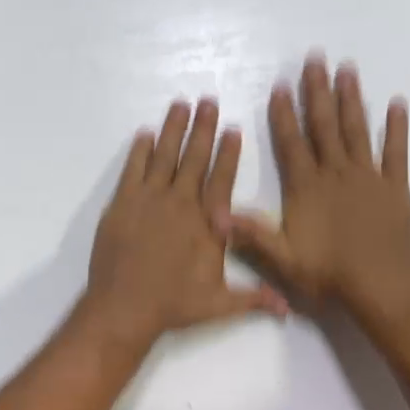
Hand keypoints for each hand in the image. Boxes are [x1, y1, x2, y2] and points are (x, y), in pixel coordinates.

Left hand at [82, 98, 287, 346]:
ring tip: (180, 104)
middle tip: (208, 101)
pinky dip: (140, 150)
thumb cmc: (174, 306)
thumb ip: (253, 299)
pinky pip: (133, 169)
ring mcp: (149, 200)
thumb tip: (287, 308)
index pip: (222, 179)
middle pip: (194, 158)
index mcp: (208, 223)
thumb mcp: (219, 305)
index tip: (234, 130)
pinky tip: (145, 134)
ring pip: (164, 155)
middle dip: (203, 128)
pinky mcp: (122, 204)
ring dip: (173, 129)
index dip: (229, 154)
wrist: (125, 307)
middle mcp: (181, 203)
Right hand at [226, 55, 409, 319]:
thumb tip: (217, 215)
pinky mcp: (394, 188)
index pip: (291, 144)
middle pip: (324, 125)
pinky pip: (396, 152)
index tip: (279, 85)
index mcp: (306, 188)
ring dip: (351, 99)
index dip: (283, 115)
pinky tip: (397, 104)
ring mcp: (368, 177)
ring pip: (357, 130)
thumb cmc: (329, 274)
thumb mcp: (283, 260)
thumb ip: (253, 234)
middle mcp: (336, 173)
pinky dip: (397, 128)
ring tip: (347, 69)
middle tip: (315, 58)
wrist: (380, 286)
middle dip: (317, 91)